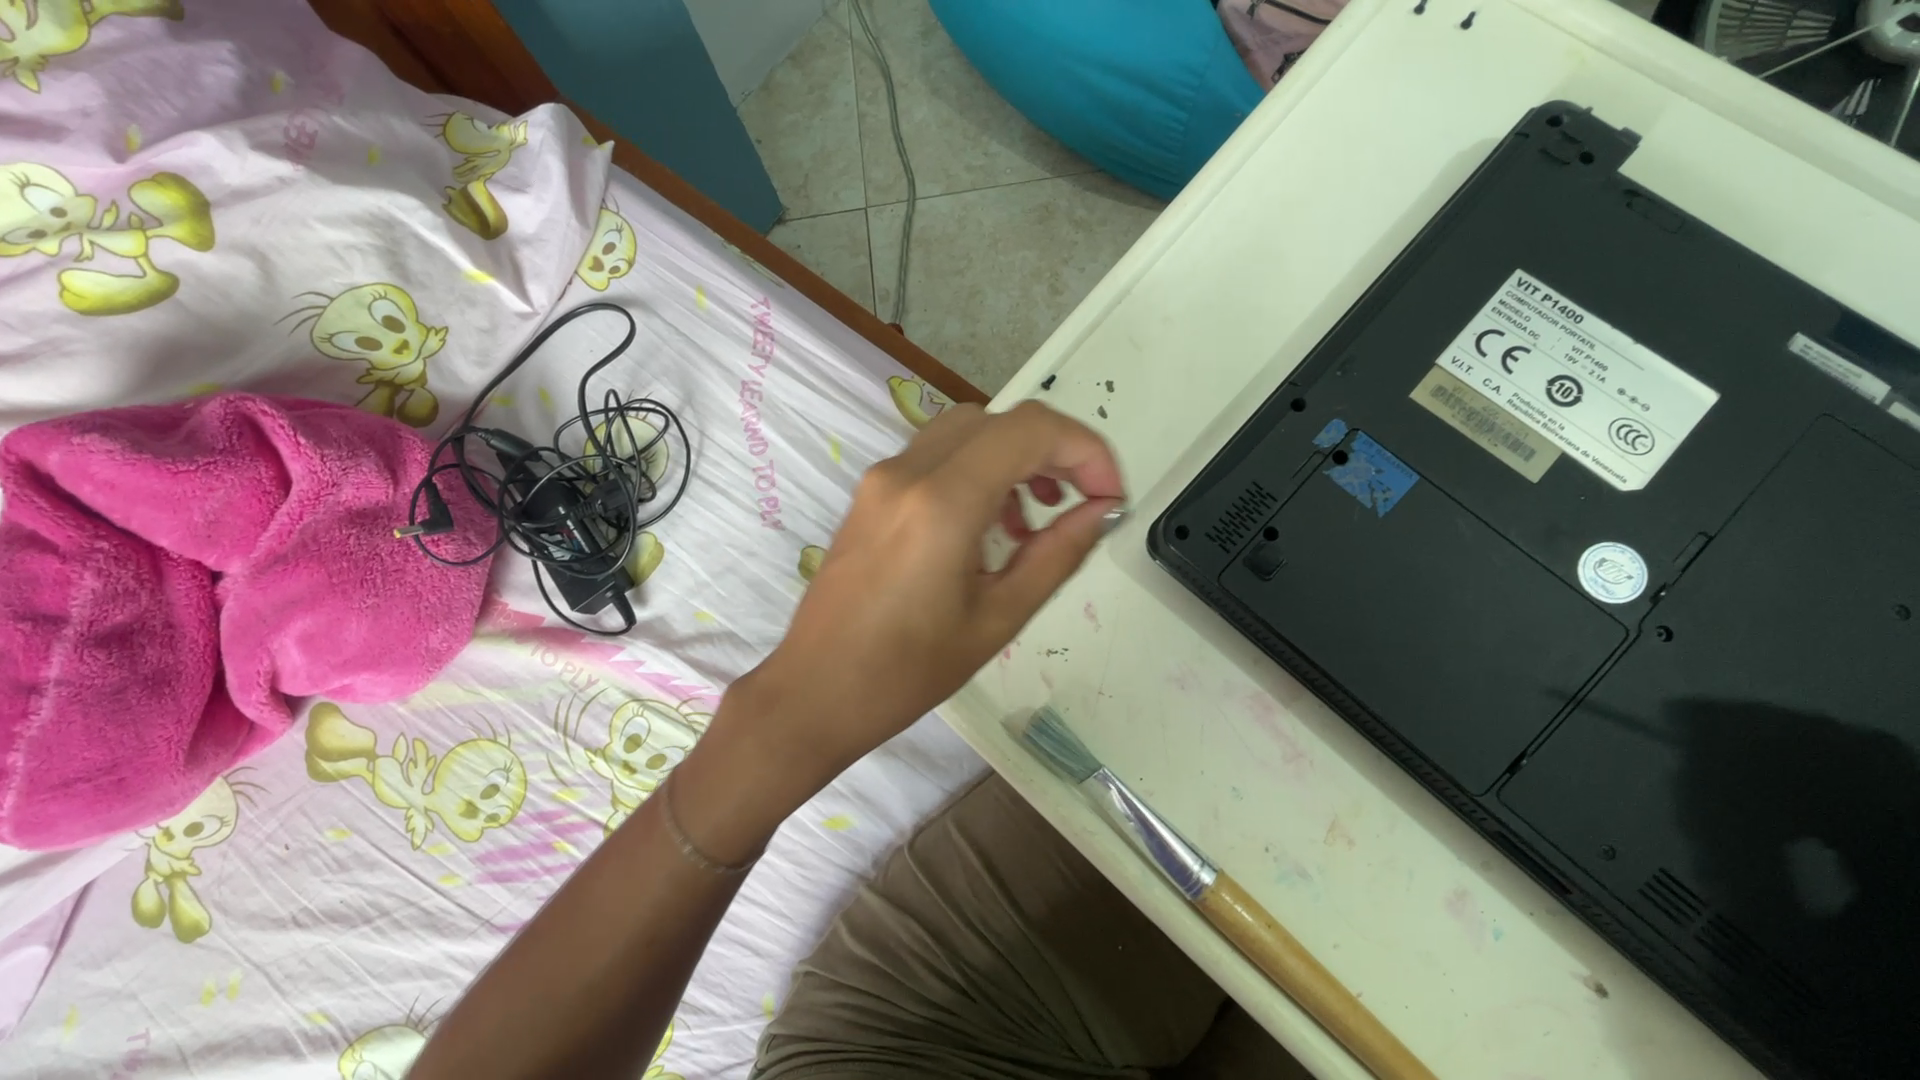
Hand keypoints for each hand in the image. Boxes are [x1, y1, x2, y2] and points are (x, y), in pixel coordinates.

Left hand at [741, 400, 1124, 781]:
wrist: (815, 693)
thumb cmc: (908, 672)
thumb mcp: (998, 618)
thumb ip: (1057, 554)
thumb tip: (1101, 511)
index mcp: (942, 502)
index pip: (1030, 430)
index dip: (1086, 450)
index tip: (1109, 496)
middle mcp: (907, 472)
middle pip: (1000, 420)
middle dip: (1053, 450)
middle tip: (1079, 502)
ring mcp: (881, 478)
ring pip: (966, 430)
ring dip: (1013, 457)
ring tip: (1034, 520)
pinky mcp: (869, 494)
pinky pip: (935, 456)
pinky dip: (976, 470)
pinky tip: (988, 527)